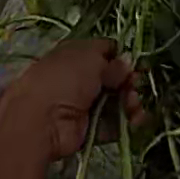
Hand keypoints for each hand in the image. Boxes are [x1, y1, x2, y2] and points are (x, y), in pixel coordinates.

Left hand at [0, 40, 144, 163]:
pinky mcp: (89, 127)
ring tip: (135, 107)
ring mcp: (85, 103)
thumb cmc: (65, 79)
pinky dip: (126, 123)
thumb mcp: (91, 60)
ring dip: (130, 102)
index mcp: (78, 52)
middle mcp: (81, 76)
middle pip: (113, 77)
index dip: (122, 57)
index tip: (136, 65)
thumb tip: (128, 62)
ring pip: (116, 100)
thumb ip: (113, 63)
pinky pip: (113, 123)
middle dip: (129, 82)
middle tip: (136, 87)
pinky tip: (137, 121)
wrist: (41, 120)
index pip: (105, 50)